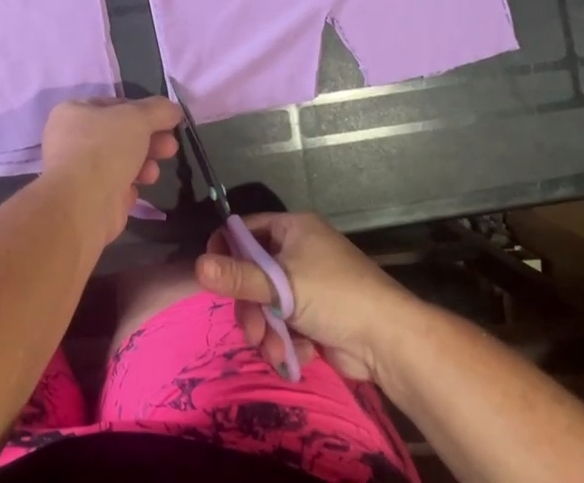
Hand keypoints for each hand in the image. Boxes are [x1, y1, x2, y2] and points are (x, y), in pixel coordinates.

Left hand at [39, 97, 180, 244]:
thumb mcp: (137, 118)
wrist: (82, 205)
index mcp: (73, 112)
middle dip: (150, 140)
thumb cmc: (104, 149)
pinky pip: (117, 186)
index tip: (168, 121)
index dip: (143, 111)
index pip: (114, 105)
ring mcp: (79, 170)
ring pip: (120, 161)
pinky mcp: (89, 198)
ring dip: (144, 164)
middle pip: (120, 135)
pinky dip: (130, 187)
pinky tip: (137, 190)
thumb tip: (173, 110)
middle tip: (171, 148)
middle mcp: (72, 139)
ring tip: (153, 173)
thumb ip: (159, 110)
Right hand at [194, 212, 421, 381]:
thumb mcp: (281, 285)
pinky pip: (284, 325)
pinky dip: (287, 341)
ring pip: (265, 305)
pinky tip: (299, 355)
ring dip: (267, 332)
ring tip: (277, 351)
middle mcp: (299, 251)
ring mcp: (307, 285)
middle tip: (254, 331)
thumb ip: (238, 277)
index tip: (214, 278)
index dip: (225, 251)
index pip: (244, 230)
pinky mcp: (314, 316)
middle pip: (251, 275)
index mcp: (293, 228)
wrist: (388, 341)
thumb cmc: (335, 296)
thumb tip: (196, 265)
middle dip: (250, 308)